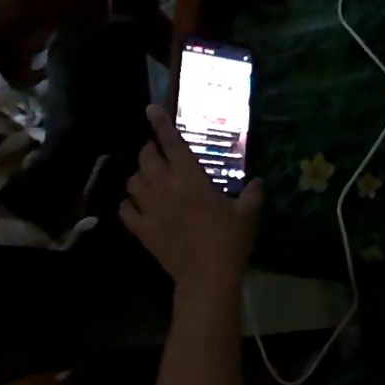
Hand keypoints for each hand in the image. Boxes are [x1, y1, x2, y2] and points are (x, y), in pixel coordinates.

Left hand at [121, 105, 262, 289]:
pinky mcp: (141, 229)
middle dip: (150, 149)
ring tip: (148, 178)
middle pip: (147, 157)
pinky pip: (126, 209)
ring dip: (139, 175)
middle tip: (158, 151)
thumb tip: (258, 182)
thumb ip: (252, 194)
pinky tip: (135, 205)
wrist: (207, 275)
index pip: (171, 142)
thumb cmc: (229, 239)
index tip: (150, 109)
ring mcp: (149, 207)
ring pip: (133, 180)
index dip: (160, 123)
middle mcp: (165, 185)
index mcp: (190, 176)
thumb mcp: (247, 213)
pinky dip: (129, 204)